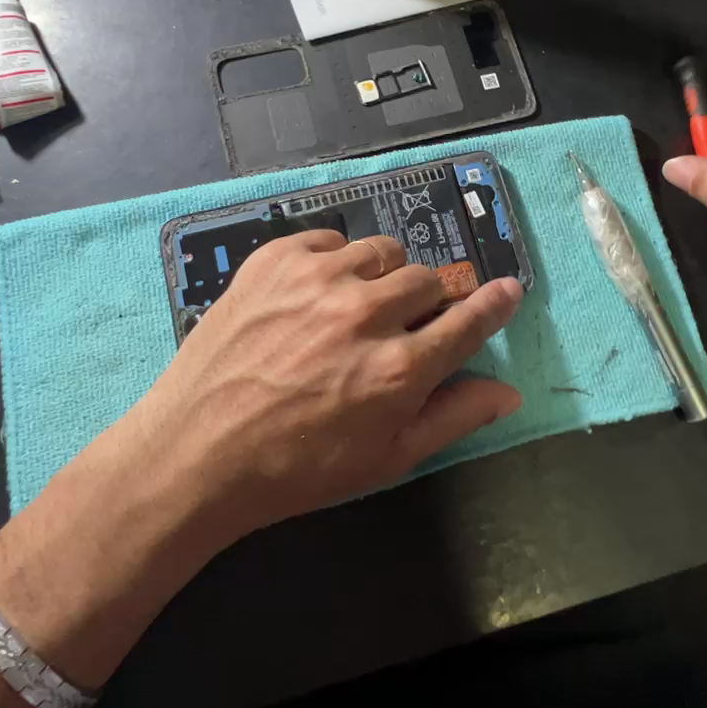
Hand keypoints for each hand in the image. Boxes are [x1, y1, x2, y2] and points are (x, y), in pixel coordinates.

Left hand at [135, 230, 523, 536]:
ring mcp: (318, 278)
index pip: (468, 321)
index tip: (508, 289)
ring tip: (351, 310)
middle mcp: (365, 313)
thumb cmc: (299, 467)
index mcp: (398, 368)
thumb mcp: (386, 458)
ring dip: (380, 278)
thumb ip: (454, 418)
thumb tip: (509, 390)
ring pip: (381, 253)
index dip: (494, 305)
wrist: (197, 450)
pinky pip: (331, 240)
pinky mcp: (275, 258)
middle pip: (425, 280)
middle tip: (393, 331)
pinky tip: (314, 295)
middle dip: (421, 304)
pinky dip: (334, 262)